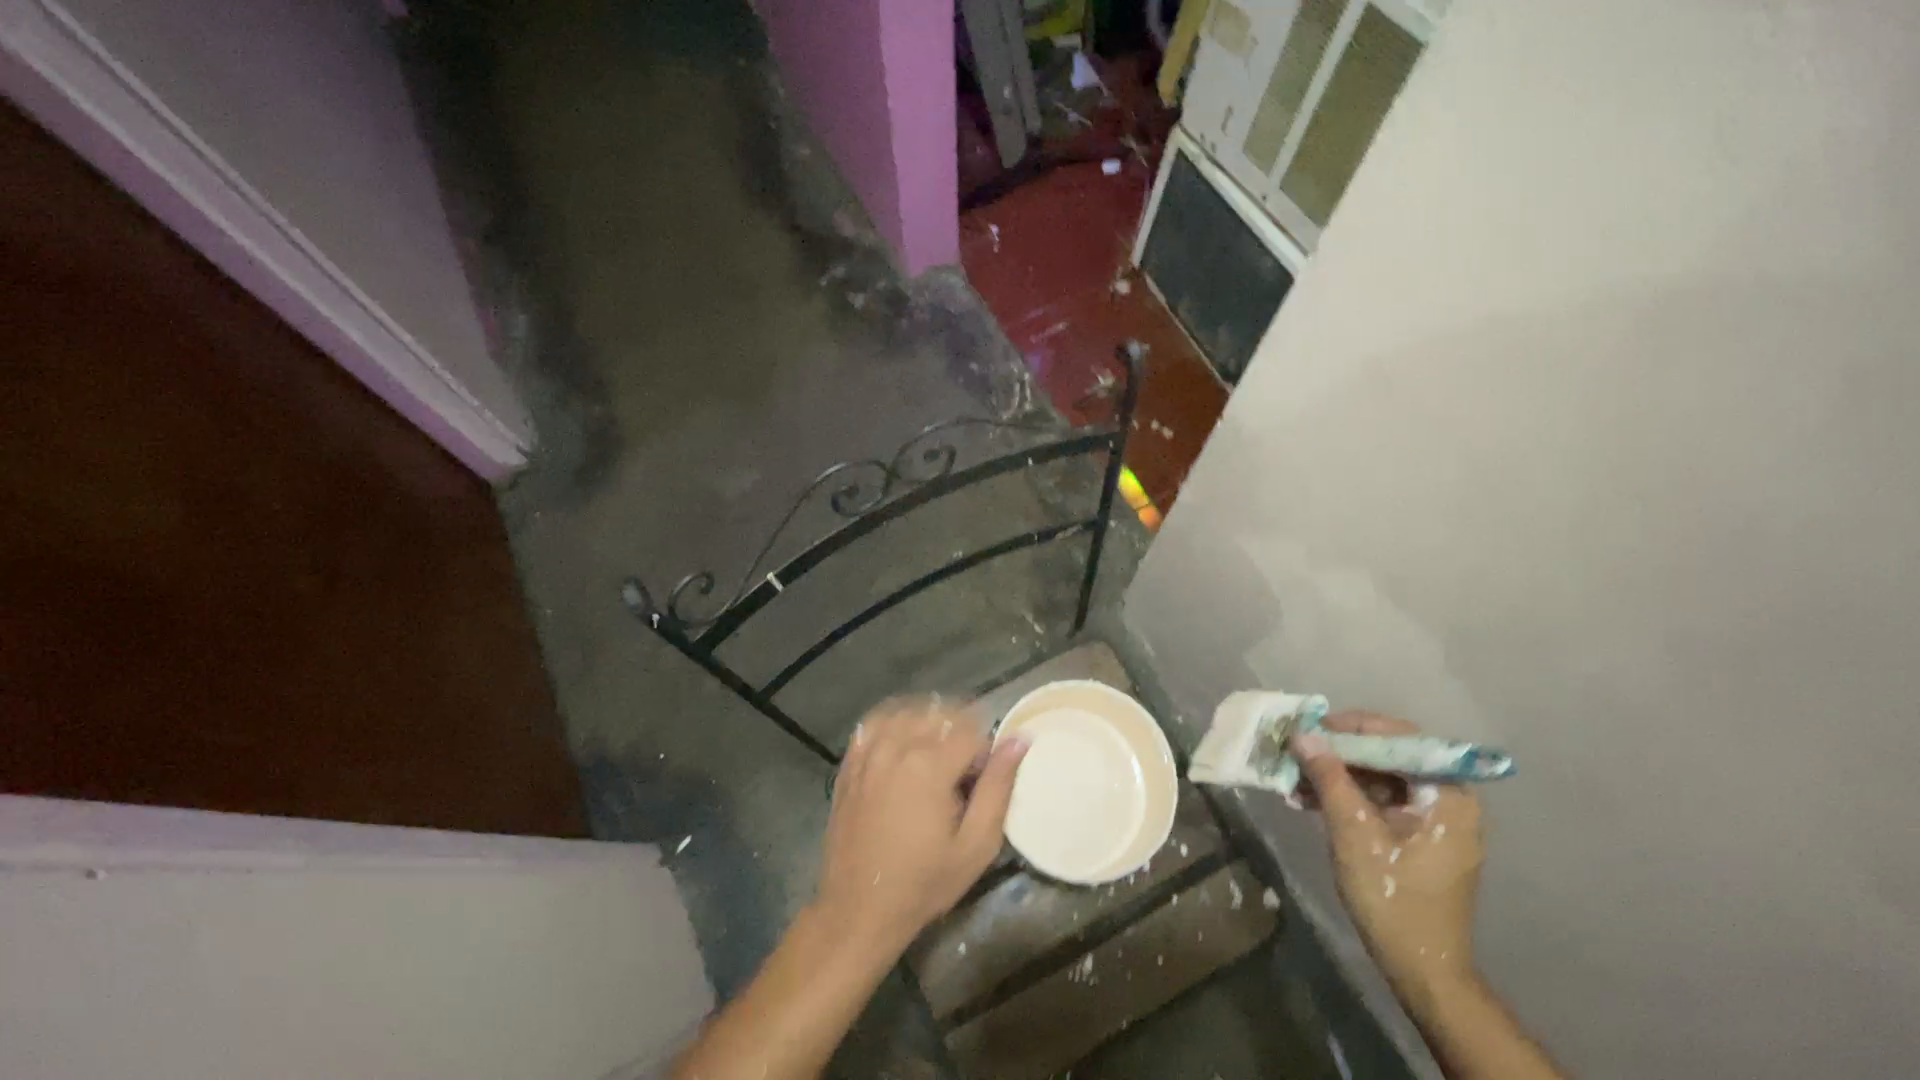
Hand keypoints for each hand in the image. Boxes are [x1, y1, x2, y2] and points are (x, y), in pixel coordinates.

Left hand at [814, 698, 1028, 954]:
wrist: (859, 908)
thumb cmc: (925, 882)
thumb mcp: (977, 845)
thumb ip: (999, 787)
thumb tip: (1019, 740)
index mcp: (929, 765)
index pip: (971, 730)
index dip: (985, 752)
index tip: (983, 781)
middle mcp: (895, 747)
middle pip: (939, 715)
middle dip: (960, 734)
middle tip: (964, 772)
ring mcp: (867, 753)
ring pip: (906, 712)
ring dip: (929, 724)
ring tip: (939, 755)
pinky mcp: (849, 764)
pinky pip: (874, 724)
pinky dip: (895, 724)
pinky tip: (904, 744)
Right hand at [1292, 711, 1483, 995]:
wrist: (1422, 969)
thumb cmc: (1393, 900)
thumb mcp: (1354, 835)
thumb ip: (1330, 779)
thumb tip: (1304, 735)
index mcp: (1448, 793)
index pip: (1400, 737)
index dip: (1352, 727)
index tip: (1310, 729)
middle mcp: (1451, 798)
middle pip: (1391, 756)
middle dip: (1340, 754)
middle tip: (1298, 753)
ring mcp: (1437, 819)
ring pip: (1383, 779)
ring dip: (1339, 777)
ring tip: (1295, 781)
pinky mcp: (1423, 837)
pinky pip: (1384, 802)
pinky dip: (1350, 799)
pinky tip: (1311, 802)